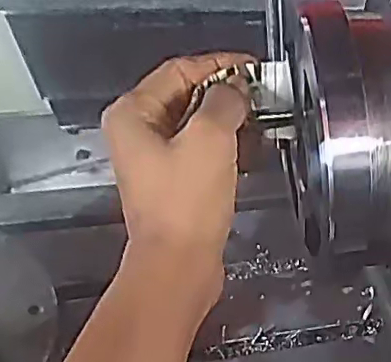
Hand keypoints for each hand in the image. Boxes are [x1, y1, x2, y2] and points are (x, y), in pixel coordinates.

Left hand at [101, 54, 252, 301]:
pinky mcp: (175, 195)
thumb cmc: (185, 207)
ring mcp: (155, 169)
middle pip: (184, 100)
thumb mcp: (209, 140)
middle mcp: (138, 139)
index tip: (249, 67)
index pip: (178, 72)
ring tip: (256, 126)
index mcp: (133, 115)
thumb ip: (224, 104)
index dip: (217, 66)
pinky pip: (200, 161)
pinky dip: (223, 155)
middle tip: (257, 98)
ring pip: (194, 132)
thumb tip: (235, 93)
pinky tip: (244, 158)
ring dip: (226, 127)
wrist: (180, 267)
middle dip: (222, 97)